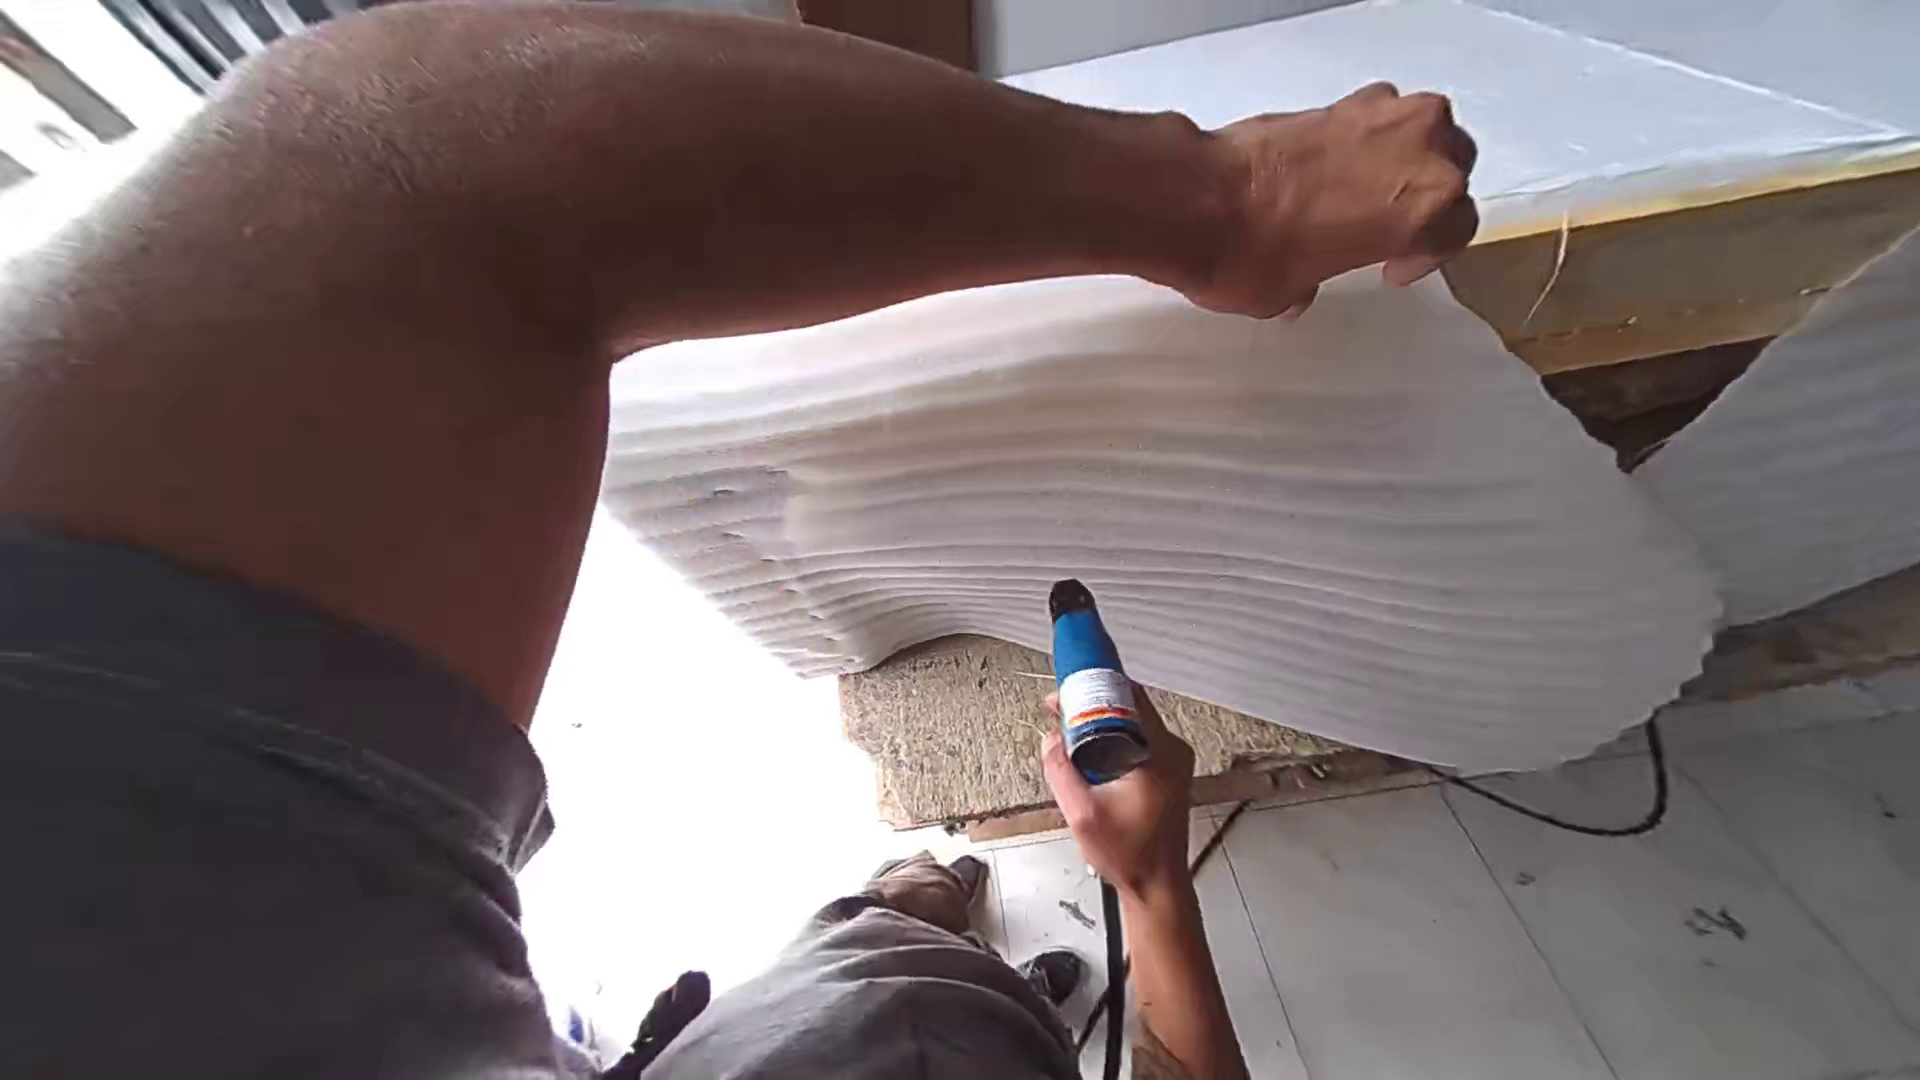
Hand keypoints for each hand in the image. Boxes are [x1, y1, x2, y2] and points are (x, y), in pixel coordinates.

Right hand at [1041, 683, 1196, 904]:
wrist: (1157, 887)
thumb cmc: (1131, 855)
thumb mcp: (1081, 813)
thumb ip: (1060, 769)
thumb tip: (1051, 739)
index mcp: (1158, 754)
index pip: (1128, 695)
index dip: (1092, 687)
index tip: (1069, 690)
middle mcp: (1172, 751)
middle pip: (1129, 704)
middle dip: (1091, 703)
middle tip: (1062, 710)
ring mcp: (1174, 760)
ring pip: (1132, 720)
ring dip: (1101, 720)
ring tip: (1072, 733)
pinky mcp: (1170, 770)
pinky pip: (1139, 737)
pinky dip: (1113, 736)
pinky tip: (1091, 753)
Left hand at [1190, 82, 1478, 317]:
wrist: (1197, 202)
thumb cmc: (1249, 258)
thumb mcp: (1285, 294)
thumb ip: (1310, 286)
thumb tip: (1300, 289)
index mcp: (1426, 205)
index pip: (1454, 230)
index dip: (1425, 257)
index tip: (1393, 270)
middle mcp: (1420, 146)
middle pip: (1449, 170)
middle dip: (1420, 202)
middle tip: (1383, 232)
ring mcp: (1378, 114)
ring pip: (1416, 136)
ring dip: (1394, 166)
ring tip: (1355, 201)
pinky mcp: (1335, 102)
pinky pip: (1367, 124)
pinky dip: (1354, 149)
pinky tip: (1319, 178)